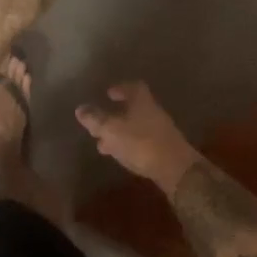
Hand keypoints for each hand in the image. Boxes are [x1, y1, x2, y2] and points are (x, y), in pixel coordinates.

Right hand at [76, 82, 201, 197]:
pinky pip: (141, 142)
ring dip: (119, 133)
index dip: (120, 88)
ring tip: (102, 144)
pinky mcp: (163, 150)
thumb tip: (80, 109)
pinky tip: (118, 155)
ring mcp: (160, 132)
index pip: (133, 87)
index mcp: (142, 102)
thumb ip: (95, 119)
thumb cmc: (140, 142)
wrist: (176, 169)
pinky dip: (128, 145)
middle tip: (101, 120)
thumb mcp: (111, 129)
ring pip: (135, 127)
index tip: (109, 93)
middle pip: (134, 108)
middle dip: (116, 114)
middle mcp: (153, 113)